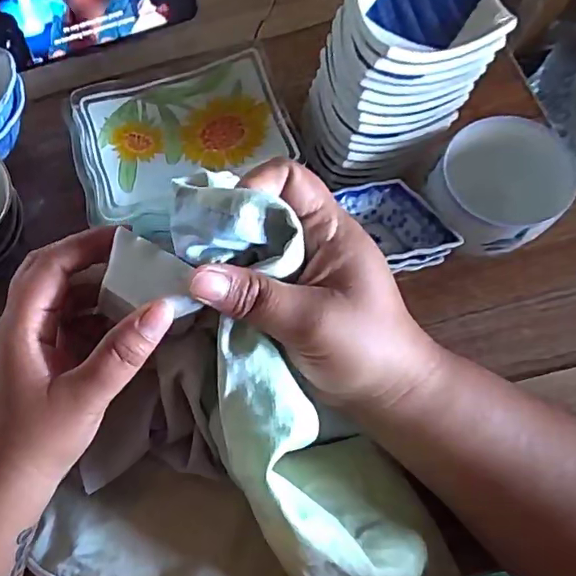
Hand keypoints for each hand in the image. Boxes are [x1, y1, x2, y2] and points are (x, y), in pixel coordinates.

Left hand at [0, 228, 173, 483]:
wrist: (15, 477)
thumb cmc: (43, 440)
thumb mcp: (87, 396)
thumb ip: (123, 353)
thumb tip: (162, 308)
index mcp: (19, 327)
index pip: (47, 266)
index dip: (84, 245)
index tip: (125, 238)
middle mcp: (18, 325)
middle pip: (47, 273)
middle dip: (86, 258)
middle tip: (129, 253)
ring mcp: (27, 341)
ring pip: (57, 296)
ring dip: (91, 286)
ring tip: (132, 281)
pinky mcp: (39, 356)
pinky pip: (64, 320)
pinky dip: (90, 313)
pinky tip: (120, 320)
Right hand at [186, 158, 444, 409]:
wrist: (386, 396)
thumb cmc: (365, 350)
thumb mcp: (310, 320)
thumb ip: (254, 298)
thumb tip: (195, 278)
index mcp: (328, 230)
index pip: (287, 179)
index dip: (252, 187)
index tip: (220, 223)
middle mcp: (306, 243)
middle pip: (257, 214)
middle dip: (222, 230)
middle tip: (189, 256)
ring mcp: (292, 273)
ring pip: (245, 251)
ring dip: (218, 264)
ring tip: (190, 282)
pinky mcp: (278, 301)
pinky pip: (242, 283)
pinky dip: (222, 290)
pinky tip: (203, 304)